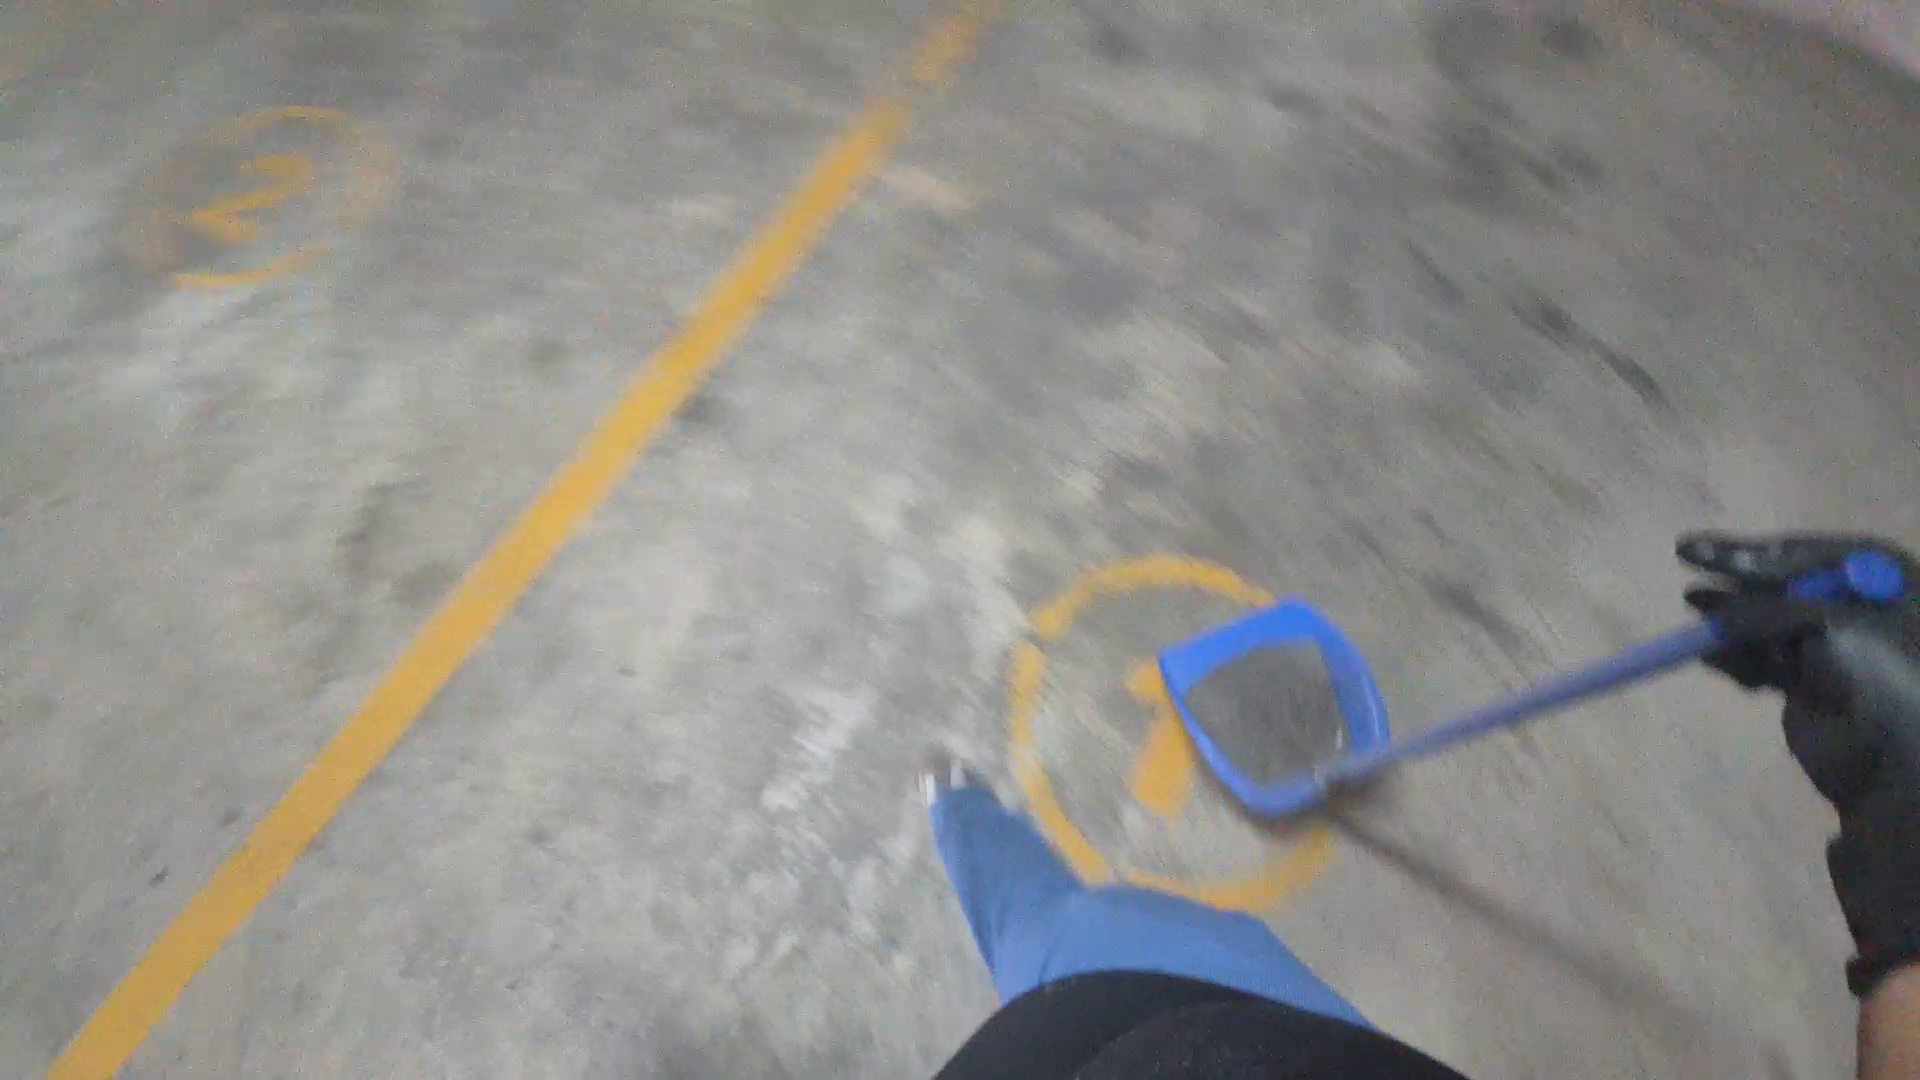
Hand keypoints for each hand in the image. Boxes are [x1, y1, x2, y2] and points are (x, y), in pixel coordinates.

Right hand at [1680, 532, 1919, 997]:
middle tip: (1689, 578)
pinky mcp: (1819, 690)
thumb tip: (1711, 607)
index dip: (1771, 550)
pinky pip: (1768, 660)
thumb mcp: (1826, 629)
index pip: (1837, 555)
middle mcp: (1883, 623)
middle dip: (1743, 583)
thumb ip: (1764, 609)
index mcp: (1904, 598)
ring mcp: (1851, 659)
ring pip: (1775, 623)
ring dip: (1730, 621)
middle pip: (1800, 586)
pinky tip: (1710, 659)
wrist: (1904, 778)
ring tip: (1692, 620)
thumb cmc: (1887, 686)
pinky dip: (1735, 657)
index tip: (1703, 552)